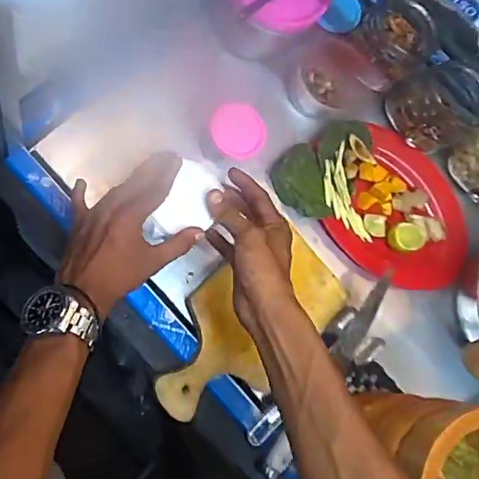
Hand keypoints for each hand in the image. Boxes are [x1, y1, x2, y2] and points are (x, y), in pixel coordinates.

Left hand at [59, 152, 202, 315]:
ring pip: (113, 192)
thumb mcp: (151, 262)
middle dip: (150, 169)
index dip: (166, 174)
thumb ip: (176, 245)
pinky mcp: (78, 222)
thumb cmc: (119, 276)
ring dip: (128, 181)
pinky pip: (79, 202)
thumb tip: (198, 231)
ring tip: (141, 171)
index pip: (153, 190)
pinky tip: (82, 182)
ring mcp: (92, 213)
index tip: (175, 160)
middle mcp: (111, 208)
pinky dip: (81, 193)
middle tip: (163, 156)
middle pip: (133, 184)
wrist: (82, 289)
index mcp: (130, 216)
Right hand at [204, 168, 298, 332]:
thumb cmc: (262, 270)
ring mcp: (252, 250)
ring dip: (223, 215)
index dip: (245, 183)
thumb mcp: (248, 237)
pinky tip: (204, 229)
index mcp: (274, 226)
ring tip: (205, 203)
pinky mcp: (241, 263)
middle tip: (213, 185)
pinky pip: (227, 243)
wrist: (263, 307)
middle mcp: (265, 235)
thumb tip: (214, 193)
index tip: (229, 171)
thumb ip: (231, 215)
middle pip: (248, 210)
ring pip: (236, 226)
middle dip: (233, 197)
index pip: (259, 198)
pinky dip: (218, 236)